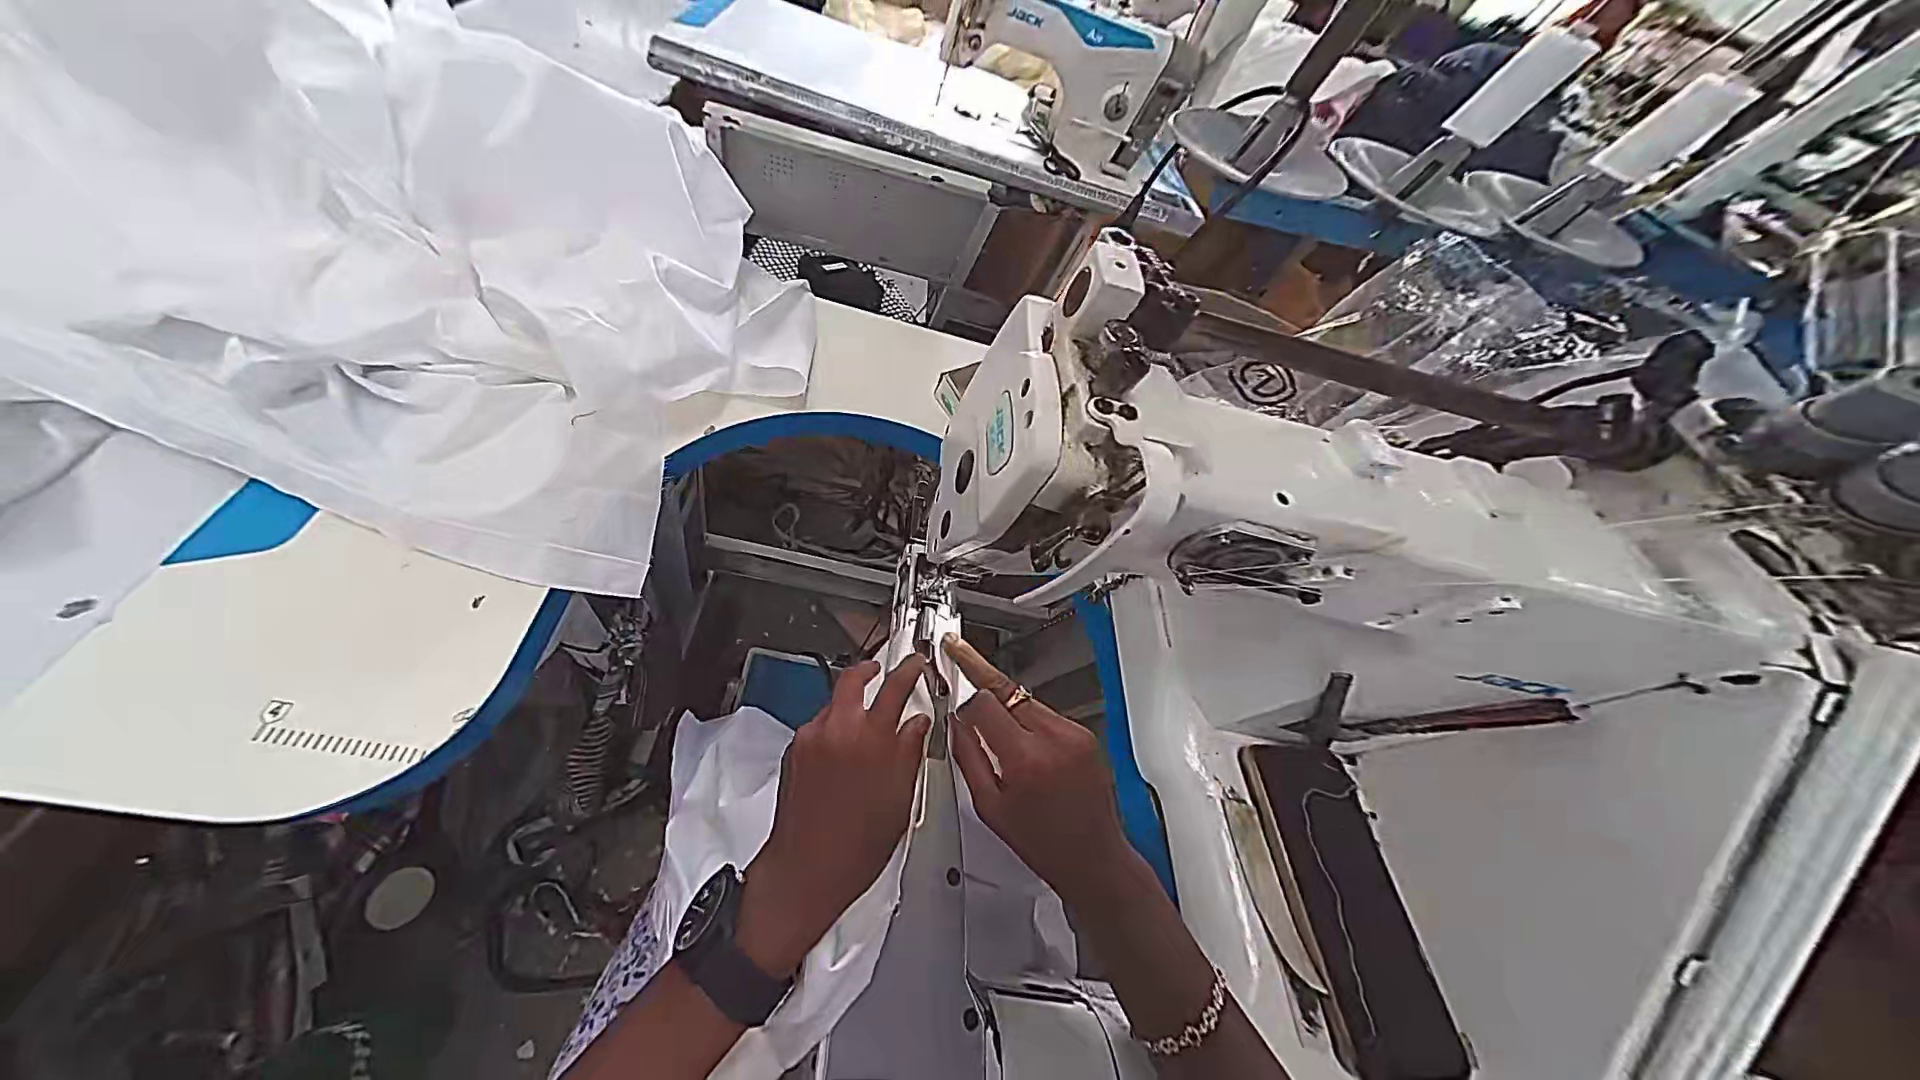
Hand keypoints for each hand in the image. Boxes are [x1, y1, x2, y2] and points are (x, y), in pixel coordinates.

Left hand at [738, 656, 930, 977]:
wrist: (806, 869)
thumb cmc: (855, 847)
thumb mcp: (901, 798)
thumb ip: (910, 751)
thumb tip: (918, 725)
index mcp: (873, 738)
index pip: (896, 686)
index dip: (909, 670)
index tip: (915, 665)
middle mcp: (839, 729)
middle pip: (854, 678)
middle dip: (870, 669)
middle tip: (881, 670)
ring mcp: (812, 737)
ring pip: (834, 702)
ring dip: (850, 703)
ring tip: (864, 723)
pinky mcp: (794, 749)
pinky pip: (818, 724)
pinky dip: (833, 726)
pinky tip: (843, 750)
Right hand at [942, 633, 1136, 908]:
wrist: (1094, 857)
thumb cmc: (1044, 843)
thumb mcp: (989, 806)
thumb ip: (968, 756)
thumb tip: (955, 722)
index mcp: (1025, 759)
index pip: (985, 702)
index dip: (964, 689)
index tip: (953, 662)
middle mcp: (1054, 740)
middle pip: (1007, 689)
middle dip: (981, 677)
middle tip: (960, 651)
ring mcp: (1074, 735)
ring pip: (1026, 699)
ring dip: (1006, 704)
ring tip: (997, 730)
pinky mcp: (1085, 735)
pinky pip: (1046, 714)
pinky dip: (1028, 720)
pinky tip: (1025, 746)